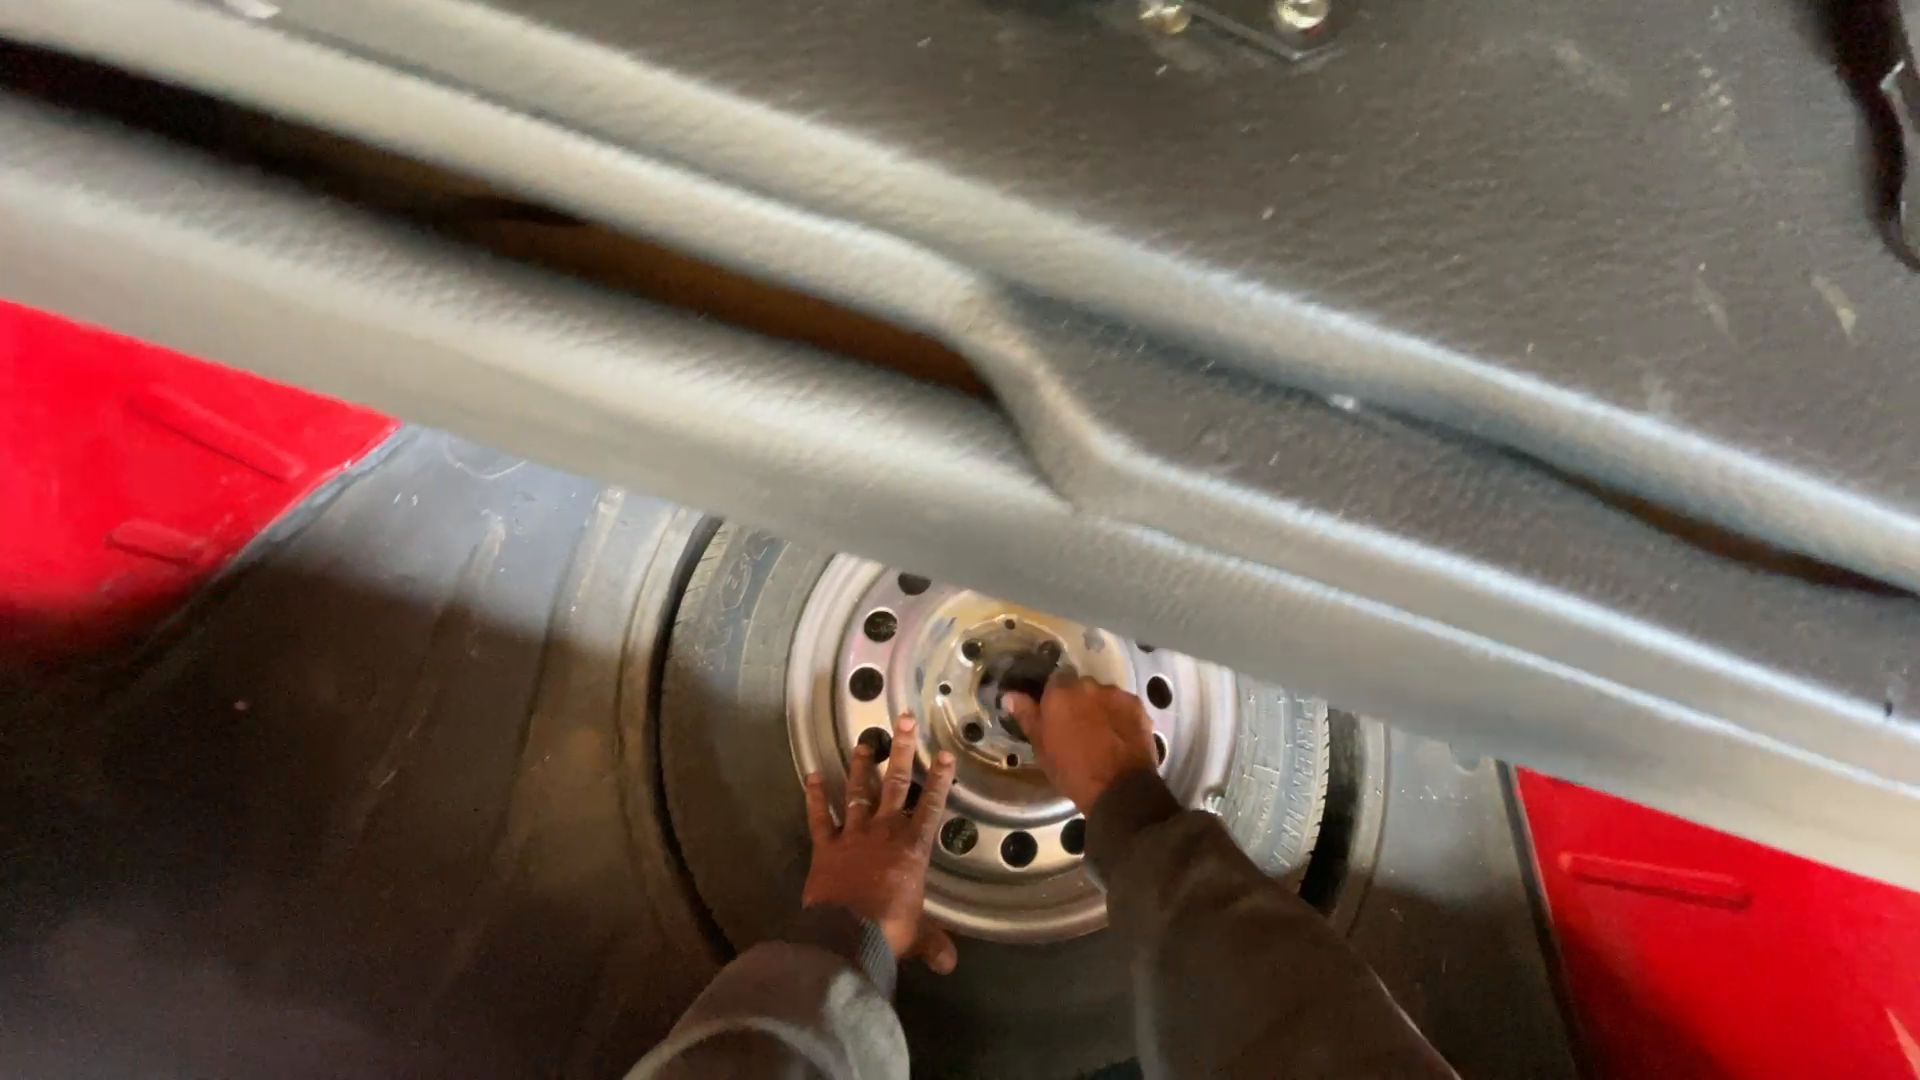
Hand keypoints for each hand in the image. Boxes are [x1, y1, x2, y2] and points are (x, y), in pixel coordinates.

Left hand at [802, 713, 960, 973]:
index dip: (940, 780)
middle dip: (902, 751)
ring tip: (866, 740)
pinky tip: (812, 774)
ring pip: (859, 791)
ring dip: (862, 765)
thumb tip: (950, 964)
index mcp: (912, 848)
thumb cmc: (888, 931)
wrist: (845, 937)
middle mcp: (885, 831)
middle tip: (904, 720)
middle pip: (896, 784)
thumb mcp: (916, 936)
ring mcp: (853, 835)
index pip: (931, 806)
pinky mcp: (825, 845)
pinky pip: (820, 816)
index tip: (945, 754)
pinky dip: (815, 796)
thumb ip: (933, 943)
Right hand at [1002, 673, 1157, 814]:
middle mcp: (1087, 685)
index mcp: (1059, 693)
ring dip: (1100, 707)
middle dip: (1078, 701)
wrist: (1119, 789)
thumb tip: (1009, 696)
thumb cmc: (1072, 771)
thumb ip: (1027, 716)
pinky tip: (1120, 735)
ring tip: (1102, 733)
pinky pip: (1123, 705)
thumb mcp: (1042, 747)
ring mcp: (1115, 694)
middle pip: (1080, 686)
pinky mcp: (1137, 705)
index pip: (1054, 681)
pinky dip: (1120, 715)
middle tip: (1078, 726)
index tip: (1055, 715)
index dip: (1054, 698)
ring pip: (1103, 695)